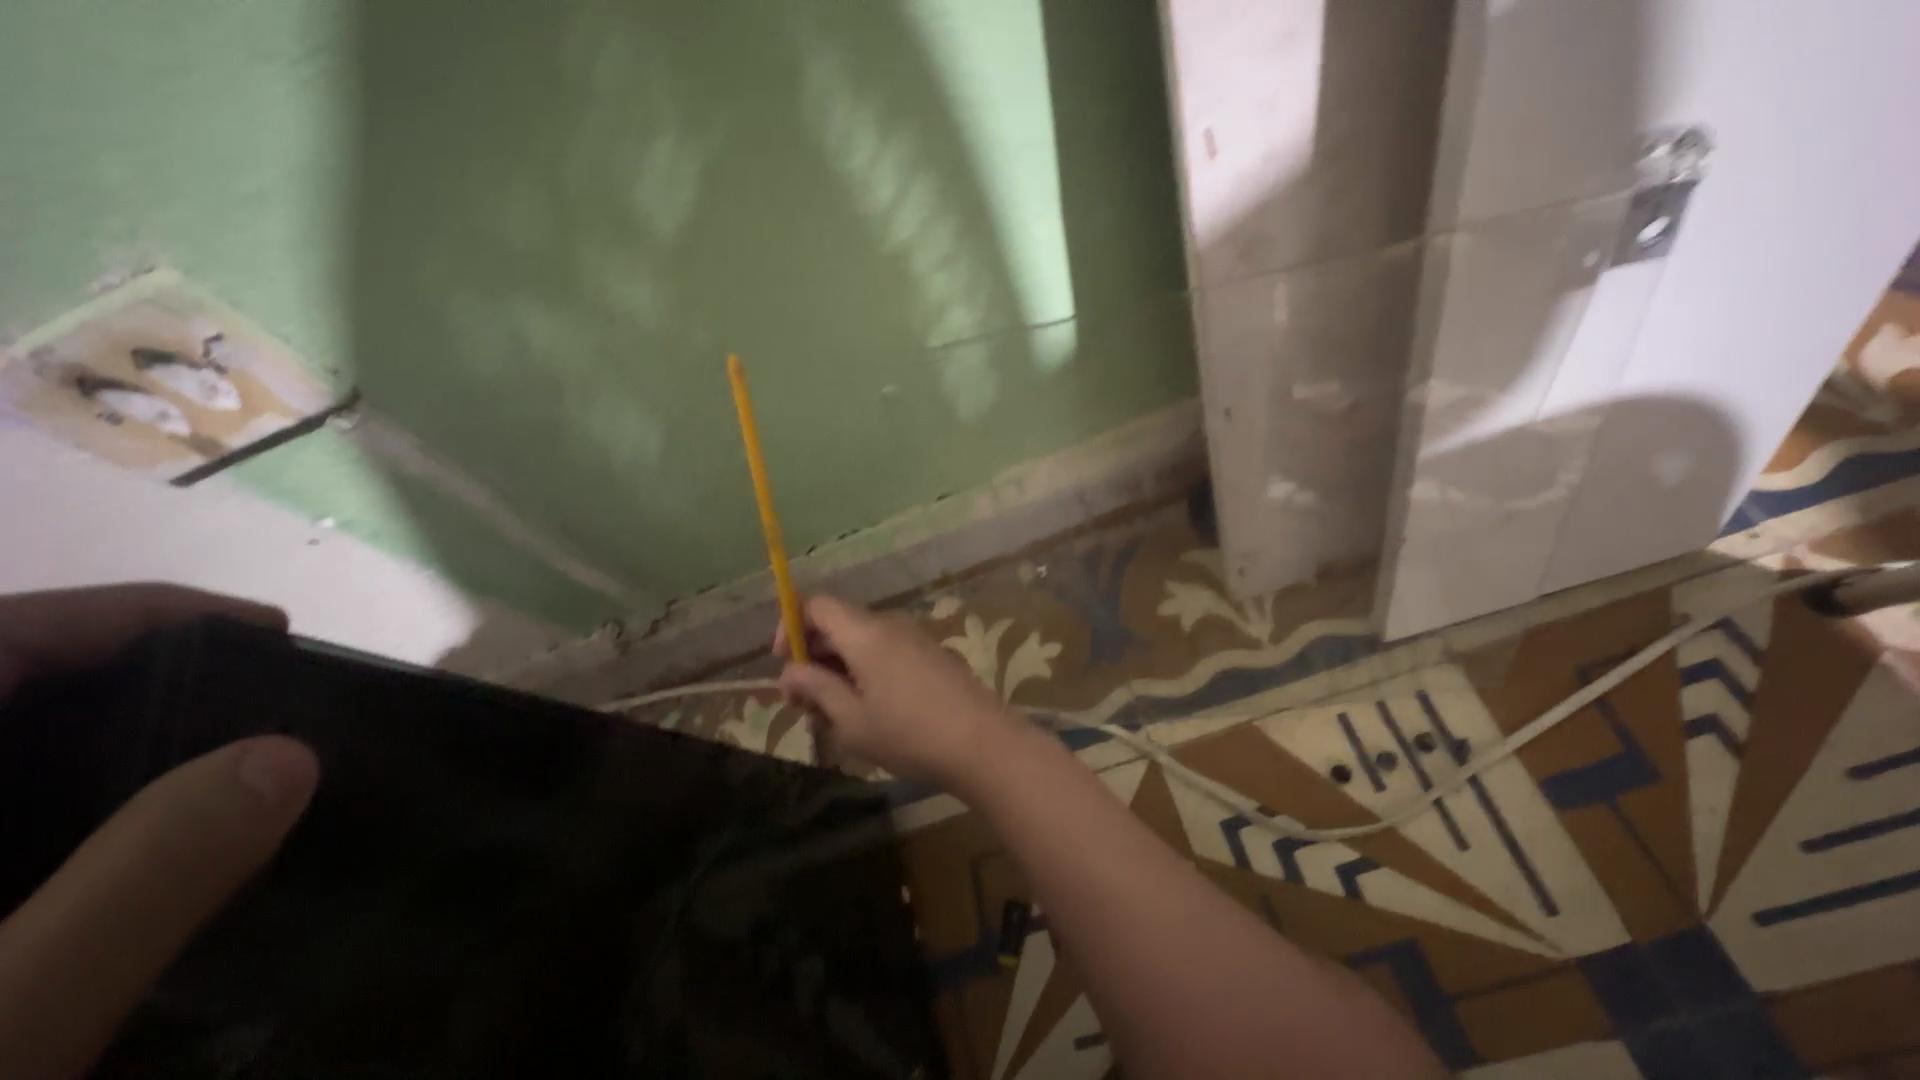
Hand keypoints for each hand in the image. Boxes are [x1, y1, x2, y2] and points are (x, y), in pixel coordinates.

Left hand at [0, 584, 320, 1077]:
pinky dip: (88, 825)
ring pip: (14, 772)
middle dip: (146, 678)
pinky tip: (152, 852)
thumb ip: (140, 882)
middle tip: (271, 699)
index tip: (266, 630)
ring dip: (125, 753)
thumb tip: (286, 759)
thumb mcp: (0, 1025)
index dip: (134, 616)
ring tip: (234, 763)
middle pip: (9, 695)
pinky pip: (12, 837)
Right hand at [773, 595, 1025, 786]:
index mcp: (865, 632)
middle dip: (812, 656)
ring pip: (862, 640)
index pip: (815, 604)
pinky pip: (886, 652)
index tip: (784, 666)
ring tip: (833, 714)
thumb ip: (816, 688)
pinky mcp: (932, 656)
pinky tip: (869, 711)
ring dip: (839, 668)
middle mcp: (890, 624)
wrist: (982, 744)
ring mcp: (915, 638)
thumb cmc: (909, 734)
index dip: (790, 627)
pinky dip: (866, 671)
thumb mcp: (851, 720)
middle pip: (838, 623)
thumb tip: (789, 671)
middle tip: (803, 702)